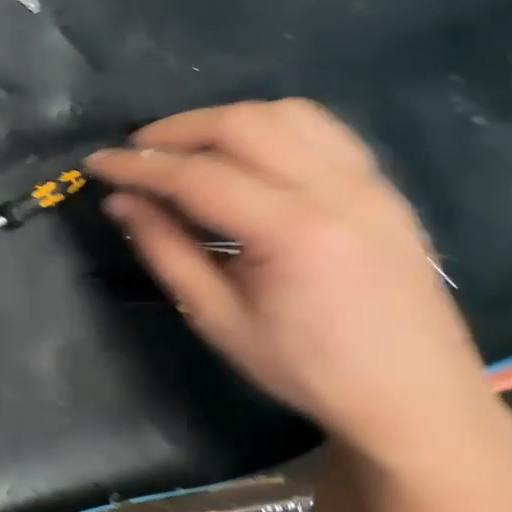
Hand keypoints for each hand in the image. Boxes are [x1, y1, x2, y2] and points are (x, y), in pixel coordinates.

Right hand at [85, 99, 494, 459]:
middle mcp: (338, 193)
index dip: (137, 166)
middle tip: (134, 155)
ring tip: (183, 151)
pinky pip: (320, 130)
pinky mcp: (382, 187)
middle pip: (243, 125)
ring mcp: (369, 184)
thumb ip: (165, 250)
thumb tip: (119, 201)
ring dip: (222, 122)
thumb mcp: (217, 318)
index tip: (94, 164)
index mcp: (294, 233)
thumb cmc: (306, 368)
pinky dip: (268, 127)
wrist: (418, 398)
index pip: (198, 175)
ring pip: (285, 114)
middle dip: (176, 131)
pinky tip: (240, 156)